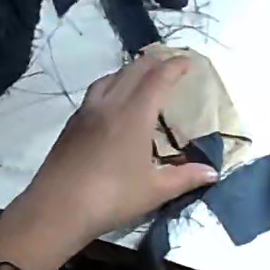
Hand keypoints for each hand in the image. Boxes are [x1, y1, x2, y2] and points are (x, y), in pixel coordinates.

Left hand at [0, 53, 219, 269]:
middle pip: (132, 71)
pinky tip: (112, 102)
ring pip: (110, 78)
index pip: (158, 79)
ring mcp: (86, 112)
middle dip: (153, 62)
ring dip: (129, 71)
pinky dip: (111, 86)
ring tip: (140, 77)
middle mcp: (109, 105)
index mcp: (134, 115)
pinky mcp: (71, 125)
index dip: (174, 66)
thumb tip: (212, 173)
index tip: (187, 61)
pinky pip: (95, 93)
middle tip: (168, 63)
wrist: (56, 208)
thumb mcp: (154, 190)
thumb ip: (185, 178)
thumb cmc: (111, 198)